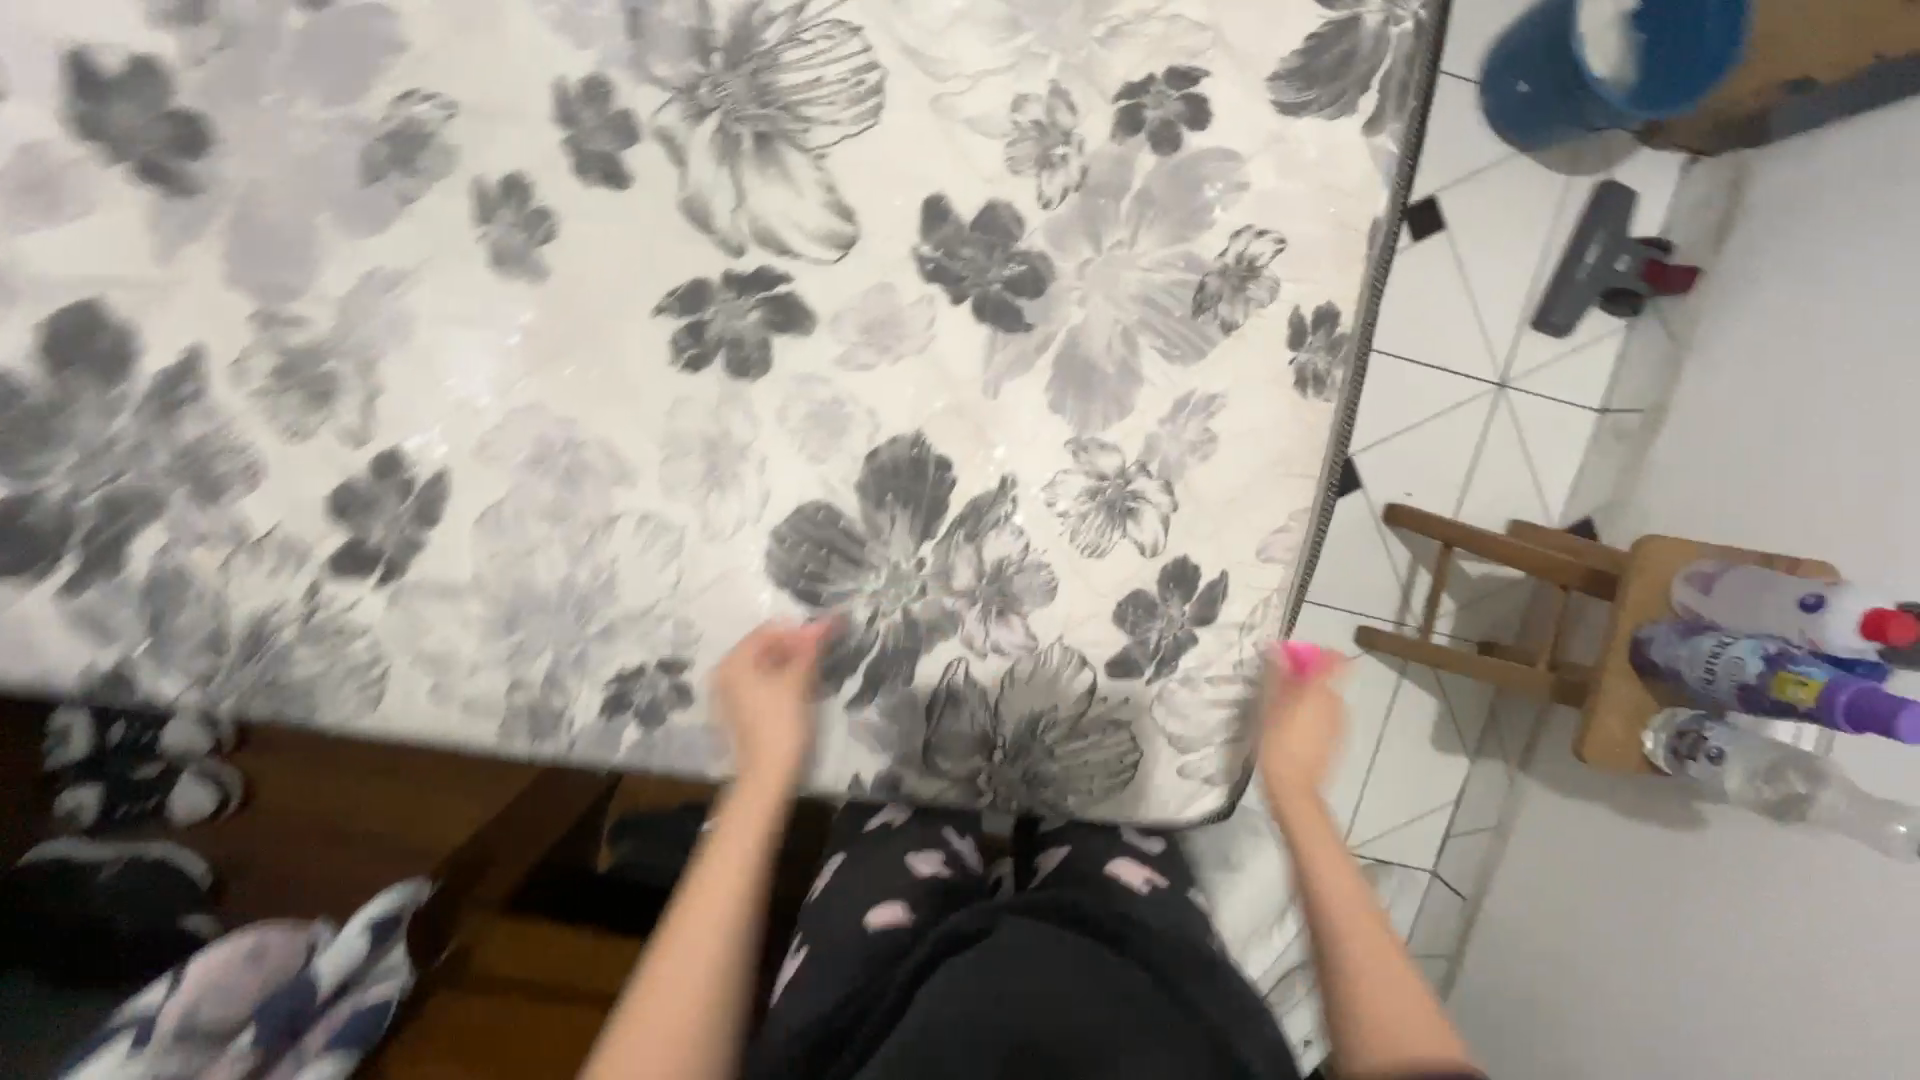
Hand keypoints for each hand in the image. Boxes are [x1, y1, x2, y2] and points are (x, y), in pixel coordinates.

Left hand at [711, 619, 835, 792]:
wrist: (767, 775)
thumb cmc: (781, 724)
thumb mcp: (797, 681)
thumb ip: (809, 648)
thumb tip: (824, 621)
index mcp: (733, 662)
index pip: (768, 632)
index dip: (797, 631)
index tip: (825, 636)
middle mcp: (725, 673)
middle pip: (764, 648)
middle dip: (794, 647)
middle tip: (821, 653)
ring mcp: (729, 694)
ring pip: (764, 667)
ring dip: (790, 663)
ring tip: (815, 670)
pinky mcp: (739, 711)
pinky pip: (760, 684)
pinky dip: (780, 680)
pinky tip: (801, 688)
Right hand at [1256, 643, 1350, 803]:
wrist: (1294, 787)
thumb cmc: (1276, 743)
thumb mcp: (1268, 706)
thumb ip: (1276, 674)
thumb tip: (1276, 648)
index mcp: (1319, 690)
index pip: (1334, 658)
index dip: (1317, 653)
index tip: (1295, 659)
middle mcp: (1336, 701)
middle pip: (1326, 679)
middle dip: (1305, 680)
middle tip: (1278, 691)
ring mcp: (1341, 721)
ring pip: (1326, 699)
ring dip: (1308, 699)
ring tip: (1282, 714)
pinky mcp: (1340, 738)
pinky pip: (1327, 716)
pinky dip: (1313, 716)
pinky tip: (1294, 732)